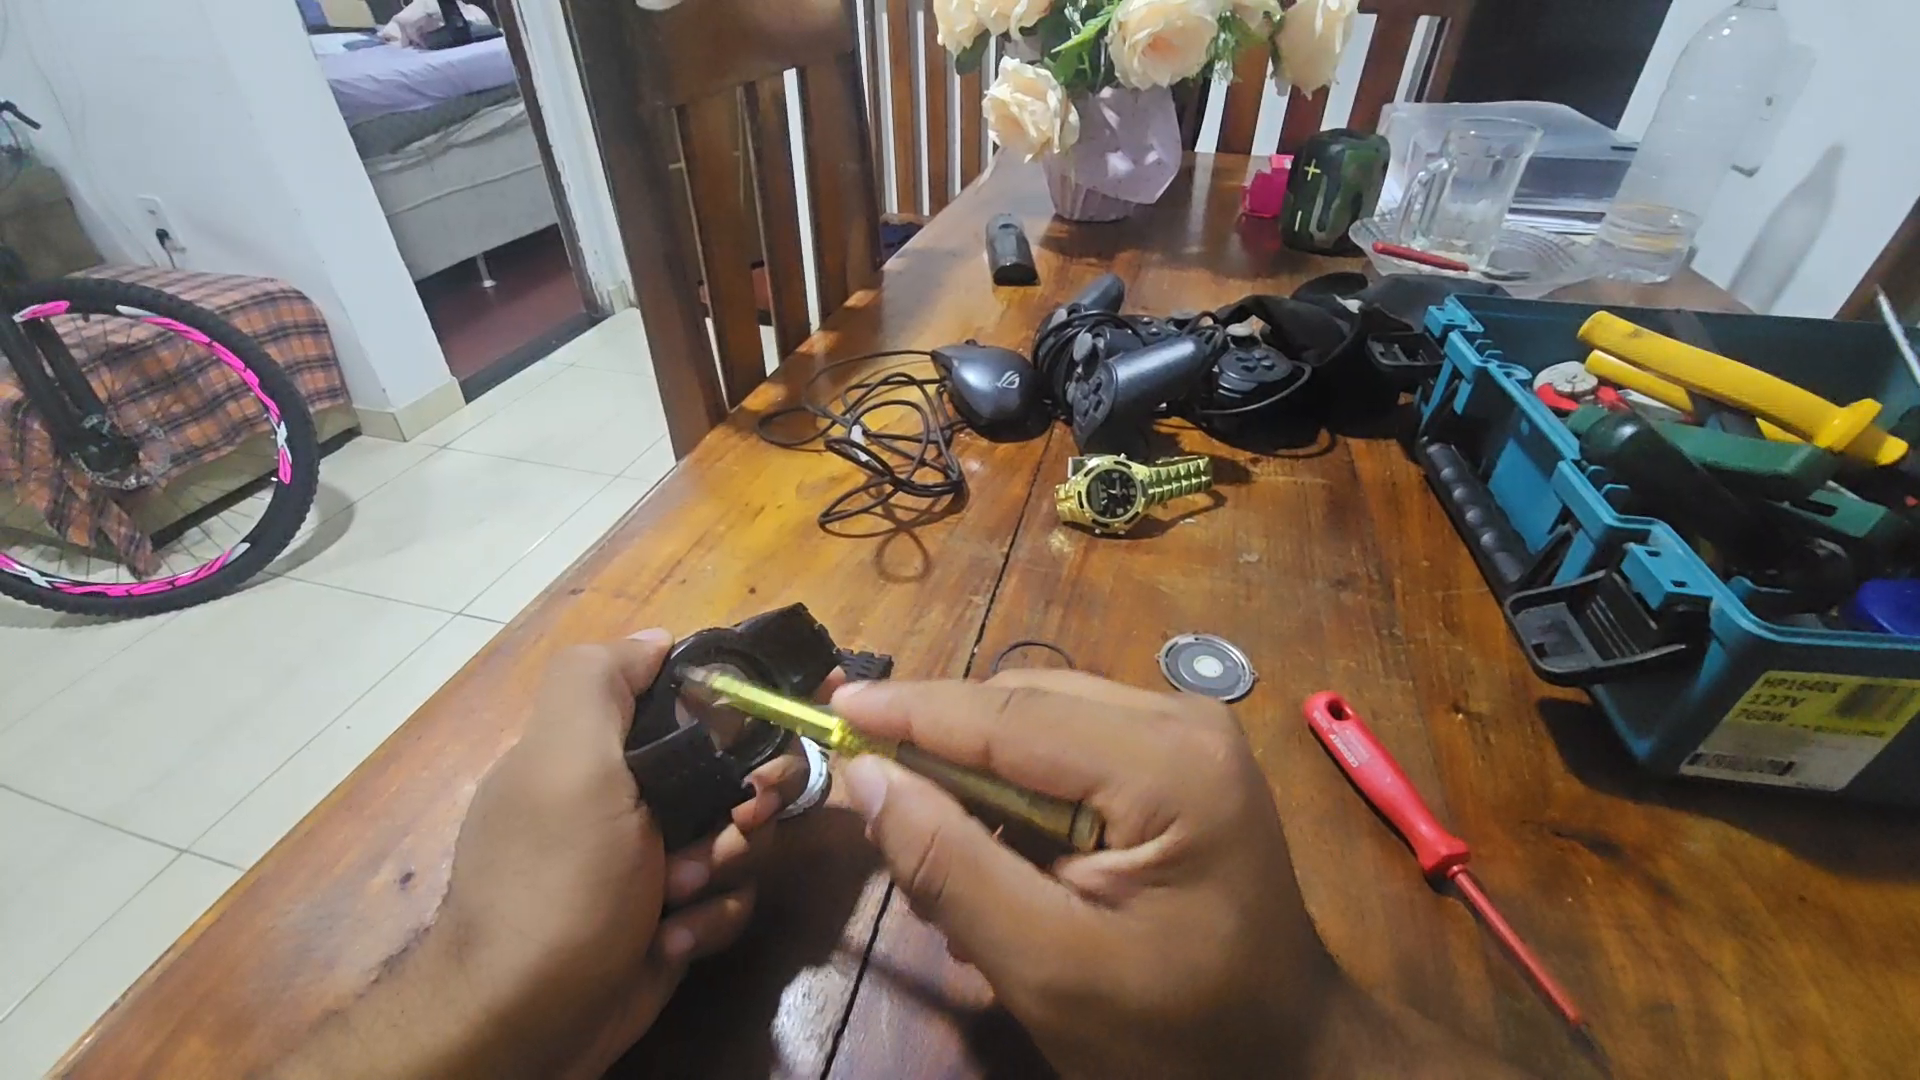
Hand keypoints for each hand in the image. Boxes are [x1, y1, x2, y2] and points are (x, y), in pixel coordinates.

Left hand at [277, 629, 805, 1079]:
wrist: (524, 1026)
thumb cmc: (554, 881)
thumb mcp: (565, 764)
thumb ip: (600, 683)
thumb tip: (657, 638)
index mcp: (612, 748)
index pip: (701, 703)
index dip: (747, 709)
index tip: (779, 728)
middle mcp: (640, 794)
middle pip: (740, 769)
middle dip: (750, 798)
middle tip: (740, 823)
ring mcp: (661, 856)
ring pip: (746, 834)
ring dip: (727, 864)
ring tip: (682, 897)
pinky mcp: (680, 912)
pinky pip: (733, 894)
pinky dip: (712, 916)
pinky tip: (673, 939)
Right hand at [831, 671, 1333, 1077]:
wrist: (1293, 1054)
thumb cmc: (1181, 1036)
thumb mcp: (1051, 970)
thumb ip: (953, 868)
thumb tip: (867, 778)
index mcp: (1171, 765)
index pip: (1010, 716)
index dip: (913, 711)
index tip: (835, 709)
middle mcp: (1181, 717)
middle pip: (1022, 706)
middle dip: (941, 750)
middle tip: (877, 804)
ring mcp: (1183, 727)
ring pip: (1036, 718)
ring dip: (975, 775)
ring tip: (942, 856)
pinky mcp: (1172, 748)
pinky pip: (1065, 741)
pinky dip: (1015, 786)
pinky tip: (1000, 851)